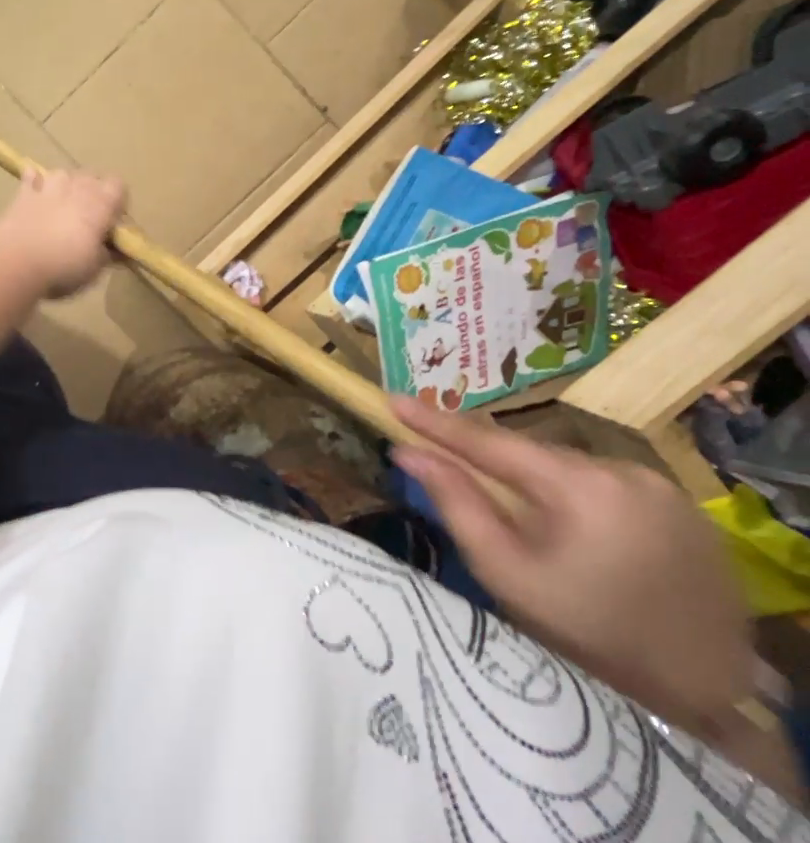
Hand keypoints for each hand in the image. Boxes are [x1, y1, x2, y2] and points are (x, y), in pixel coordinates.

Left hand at [0, 167, 124, 297]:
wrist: (14, 264)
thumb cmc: (62, 267)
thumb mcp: (94, 269)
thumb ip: (107, 254)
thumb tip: (115, 250)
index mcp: (100, 203)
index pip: (118, 186)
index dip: (117, 202)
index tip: (111, 222)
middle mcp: (76, 187)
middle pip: (92, 176)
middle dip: (92, 192)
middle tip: (87, 218)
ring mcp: (47, 187)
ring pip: (63, 173)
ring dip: (66, 185)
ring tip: (61, 206)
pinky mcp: (22, 194)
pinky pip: (31, 177)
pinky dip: (34, 181)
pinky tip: (33, 192)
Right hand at [390, 396, 755, 731]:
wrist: (699, 690)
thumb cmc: (583, 632)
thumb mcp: (503, 570)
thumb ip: (456, 503)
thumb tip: (408, 453)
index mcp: (581, 485)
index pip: (490, 442)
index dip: (435, 422)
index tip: (392, 401)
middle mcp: (628, 472)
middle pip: (534, 453)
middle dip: (487, 456)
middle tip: (440, 456)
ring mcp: (667, 491)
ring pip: (572, 468)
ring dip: (532, 477)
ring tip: (504, 500)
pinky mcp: (688, 512)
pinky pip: (609, 486)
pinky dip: (573, 494)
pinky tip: (565, 527)